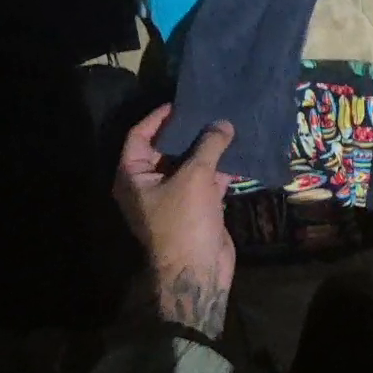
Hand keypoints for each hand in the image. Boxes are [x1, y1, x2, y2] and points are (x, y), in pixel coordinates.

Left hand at [112, 104, 235, 338]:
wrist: (197, 270)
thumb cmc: (184, 221)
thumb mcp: (194, 177)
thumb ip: (209, 146)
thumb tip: (223, 123)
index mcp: (133, 176)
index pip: (139, 136)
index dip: (158, 118)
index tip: (182, 102)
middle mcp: (148, 185)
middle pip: (166, 149)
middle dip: (189, 131)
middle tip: (210, 109)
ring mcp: (172, 197)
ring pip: (189, 164)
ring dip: (208, 148)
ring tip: (228, 125)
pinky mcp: (195, 207)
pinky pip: (205, 180)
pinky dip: (220, 168)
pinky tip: (239, 152)